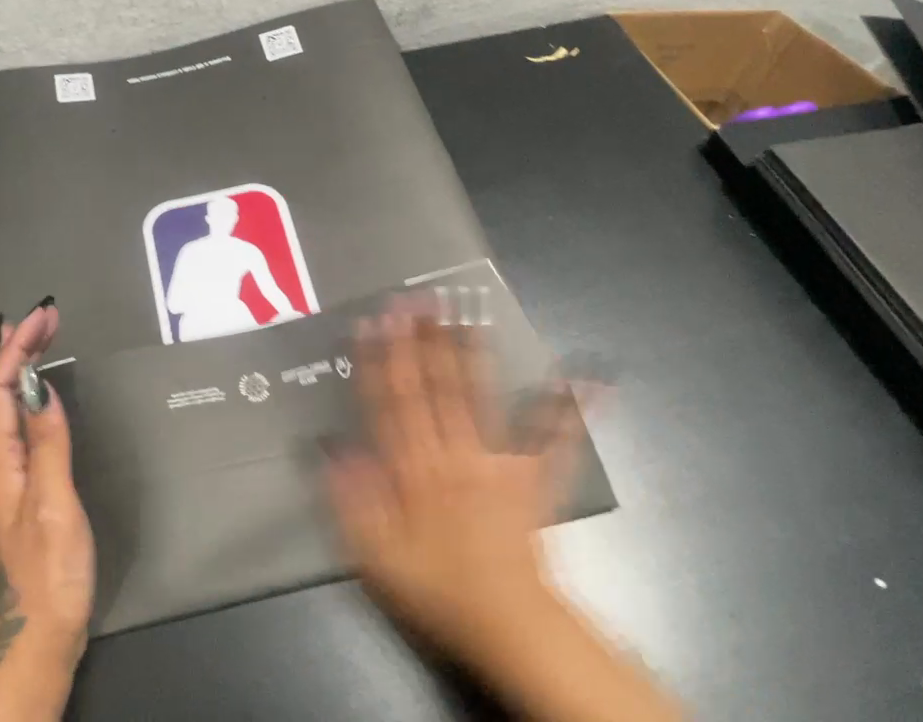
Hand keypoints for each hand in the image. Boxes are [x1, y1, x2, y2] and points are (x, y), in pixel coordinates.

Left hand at [0, 303, 94, 720]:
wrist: (29, 652)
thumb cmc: (46, 581)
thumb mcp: (54, 508)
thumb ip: (48, 447)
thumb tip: (43, 391)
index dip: (17, 347)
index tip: (43, 314)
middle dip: (18, 352)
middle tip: (47, 320)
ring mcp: (1, 489)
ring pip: (4, 416)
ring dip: (21, 375)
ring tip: (42, 347)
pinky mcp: (15, 504)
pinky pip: (16, 437)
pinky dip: (29, 407)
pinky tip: (43, 410)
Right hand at [326, 302, 680, 721]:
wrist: (510, 624)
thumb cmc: (437, 588)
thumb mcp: (375, 557)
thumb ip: (352, 500)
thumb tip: (334, 446)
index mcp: (414, 471)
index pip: (391, 404)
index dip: (379, 361)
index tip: (373, 321)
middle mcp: (454, 454)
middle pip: (435, 389)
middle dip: (423, 341)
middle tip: (418, 298)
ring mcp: (497, 462)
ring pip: (480, 398)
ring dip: (471, 354)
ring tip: (465, 313)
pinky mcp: (534, 476)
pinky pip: (554, 438)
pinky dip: (569, 406)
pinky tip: (588, 374)